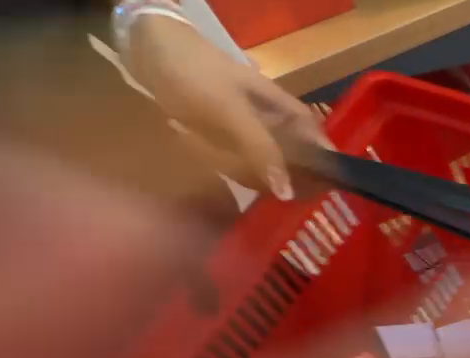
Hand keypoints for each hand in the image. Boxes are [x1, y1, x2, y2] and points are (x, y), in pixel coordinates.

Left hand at [124, 16, 329, 198]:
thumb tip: (289, 195)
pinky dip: (225, 166)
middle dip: (278, 179)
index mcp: (293, 117)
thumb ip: (263, 151)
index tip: (316, 198)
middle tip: (253, 181)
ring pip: (267, 170)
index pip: (323, 153)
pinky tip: (204, 152)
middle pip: (297, 168)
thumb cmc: (197, 72)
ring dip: (243, 172)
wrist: (145, 47)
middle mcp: (281, 130)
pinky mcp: (231, 141)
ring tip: (212, 154)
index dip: (325, 176)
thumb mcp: (232, 112)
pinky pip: (241, 165)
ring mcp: (256, 136)